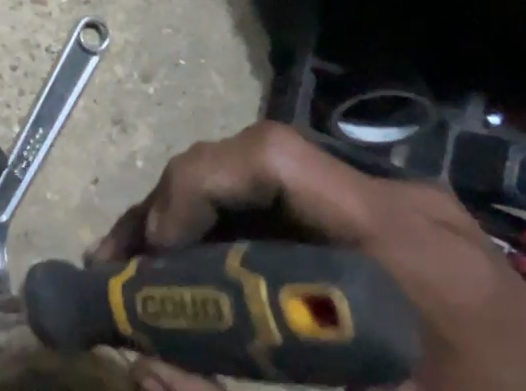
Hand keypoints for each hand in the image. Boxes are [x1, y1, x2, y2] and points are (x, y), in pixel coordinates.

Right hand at [88, 121, 525, 390]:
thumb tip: (140, 368)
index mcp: (404, 242)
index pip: (274, 157)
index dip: (196, 184)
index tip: (158, 249)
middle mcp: (399, 204)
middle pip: (253, 163)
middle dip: (174, 205)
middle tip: (121, 264)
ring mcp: (400, 208)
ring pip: (264, 180)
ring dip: (196, 216)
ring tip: (143, 267)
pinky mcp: (395, 225)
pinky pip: (294, 205)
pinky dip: (238, 228)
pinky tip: (206, 267)